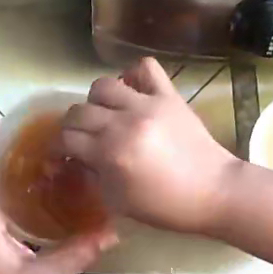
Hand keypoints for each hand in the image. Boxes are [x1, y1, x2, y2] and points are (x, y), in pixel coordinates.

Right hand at [58, 57, 245, 234]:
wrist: (215, 191)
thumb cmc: (166, 206)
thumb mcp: (120, 201)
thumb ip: (93, 176)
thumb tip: (76, 159)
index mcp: (110, 154)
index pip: (67, 139)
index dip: (57, 148)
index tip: (60, 155)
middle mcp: (124, 123)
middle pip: (78, 111)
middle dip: (72, 127)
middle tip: (81, 138)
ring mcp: (147, 105)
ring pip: (103, 85)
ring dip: (96, 101)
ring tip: (106, 115)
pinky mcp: (169, 95)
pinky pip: (144, 67)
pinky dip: (132, 75)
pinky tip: (132, 93)